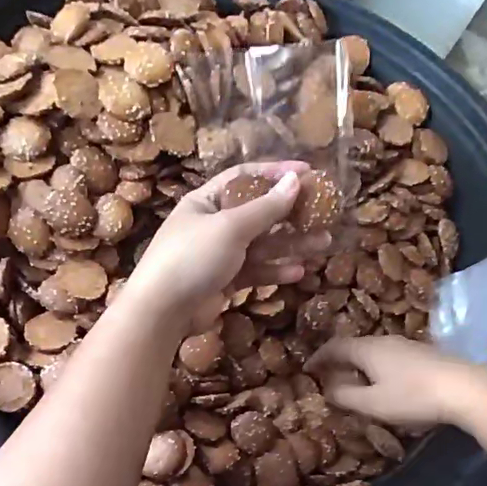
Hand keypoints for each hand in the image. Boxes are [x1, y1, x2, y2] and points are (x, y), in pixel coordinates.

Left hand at [117, 161, 330, 330]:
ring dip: (291, 245)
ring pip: (259, 245)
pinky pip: (253, 271)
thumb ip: (265, 207)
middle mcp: (210, 226)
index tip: (310, 173)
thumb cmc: (192, 258)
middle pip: (257, 213)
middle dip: (291, 215)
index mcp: (204, 202)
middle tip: (325, 215)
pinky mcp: (221, 282)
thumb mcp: (231, 227)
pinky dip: (274, 271)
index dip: (275, 173)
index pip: (243, 178)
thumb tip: (295, 180)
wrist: (161, 311)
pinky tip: (298, 273)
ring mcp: (216, 255)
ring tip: (324, 245)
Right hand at [306, 335, 486, 426]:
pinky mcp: (426, 355)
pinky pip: (390, 357)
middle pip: (354, 346)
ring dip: (359, 364)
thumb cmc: (413, 396)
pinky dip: (377, 367)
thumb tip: (328, 389)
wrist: (471, 391)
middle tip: (327, 376)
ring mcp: (409, 346)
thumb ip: (344, 396)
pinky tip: (383, 383)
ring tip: (354, 381)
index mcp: (367, 349)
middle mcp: (385, 341)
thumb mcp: (371, 403)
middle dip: (338, 360)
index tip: (307, 369)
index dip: (318, 357)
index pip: (334, 347)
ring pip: (373, 351)